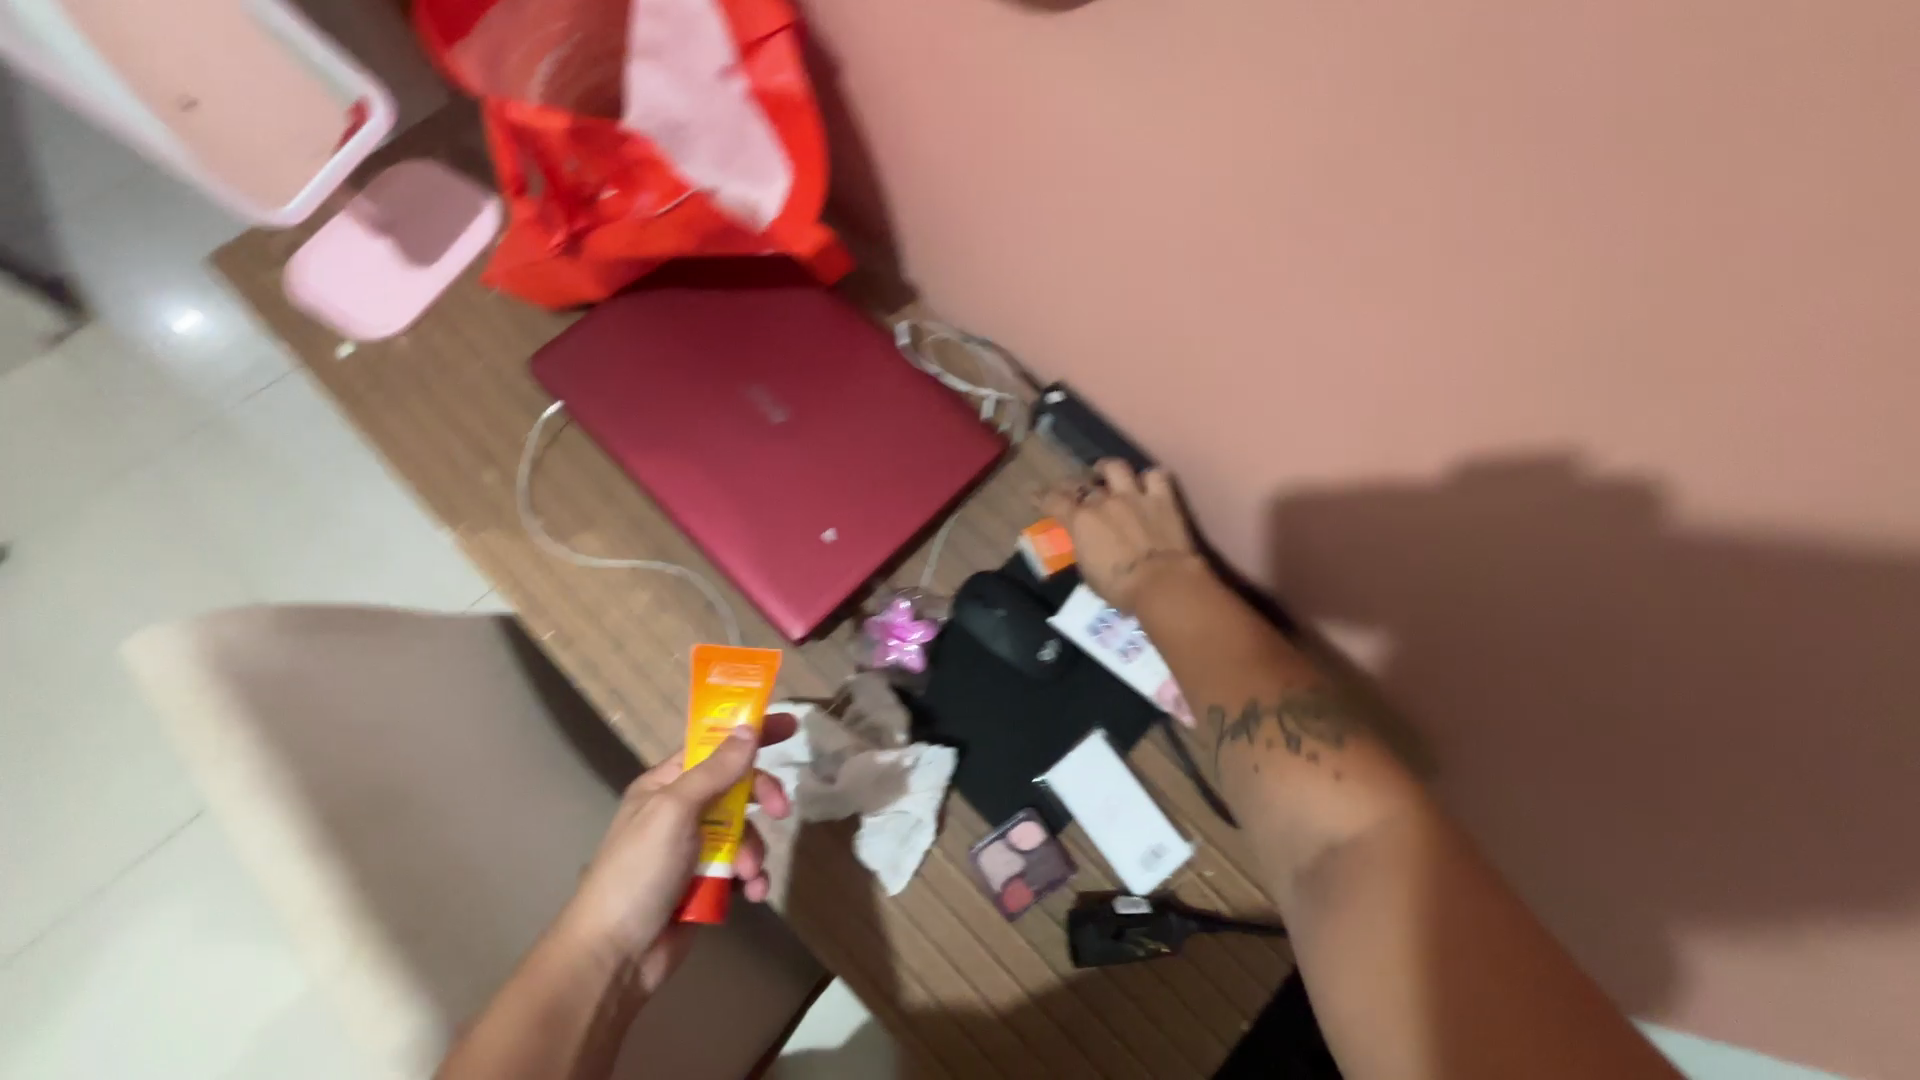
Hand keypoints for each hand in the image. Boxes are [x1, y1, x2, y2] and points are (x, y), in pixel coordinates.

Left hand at [558, 711, 797, 993]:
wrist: (615, 956)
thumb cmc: (638, 871)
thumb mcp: (675, 811)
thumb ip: (715, 771)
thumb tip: (749, 729)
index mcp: (665, 785)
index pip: (713, 745)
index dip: (750, 733)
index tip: (790, 726)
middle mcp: (681, 811)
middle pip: (736, 786)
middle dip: (761, 796)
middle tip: (781, 809)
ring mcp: (694, 849)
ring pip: (744, 830)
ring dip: (753, 849)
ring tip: (745, 873)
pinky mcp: (706, 883)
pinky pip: (741, 867)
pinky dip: (751, 878)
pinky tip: (752, 893)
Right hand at [1040, 459, 1205, 612]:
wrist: (1161, 582)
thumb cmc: (1119, 587)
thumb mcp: (1089, 572)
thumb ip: (1085, 549)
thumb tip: (1088, 544)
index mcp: (1080, 521)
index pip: (1053, 501)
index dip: (1042, 497)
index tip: (1036, 496)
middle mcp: (1103, 501)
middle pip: (1083, 484)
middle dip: (1075, 486)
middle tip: (1075, 491)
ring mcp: (1134, 496)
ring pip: (1116, 467)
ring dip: (1108, 469)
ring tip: (1106, 473)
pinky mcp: (1162, 498)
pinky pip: (1156, 475)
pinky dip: (1150, 478)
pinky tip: (1147, 484)